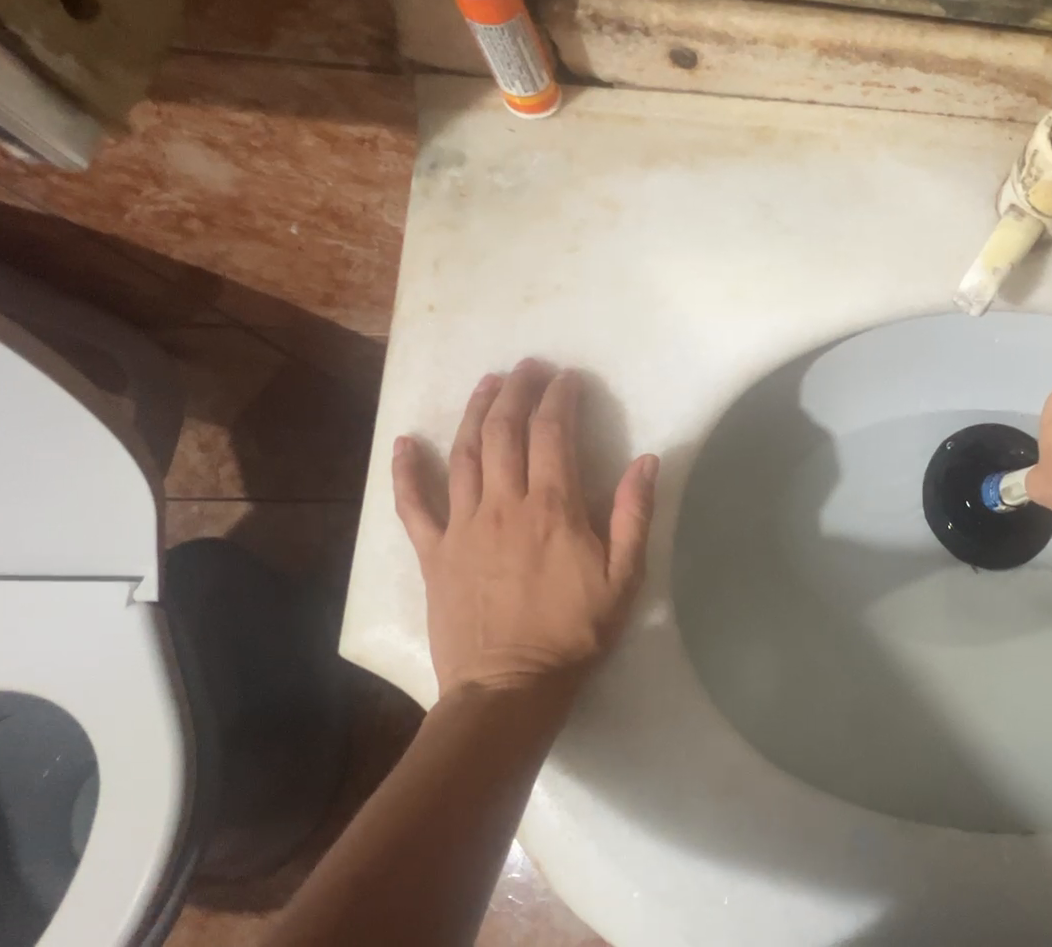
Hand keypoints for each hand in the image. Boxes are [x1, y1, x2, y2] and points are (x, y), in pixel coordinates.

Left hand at [392, 359, 658, 700]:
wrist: (510, 685)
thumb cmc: (575, 631)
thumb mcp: (624, 576)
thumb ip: (633, 515)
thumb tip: (646, 461)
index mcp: (552, 508)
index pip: (554, 434)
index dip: (560, 398)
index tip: (568, 377)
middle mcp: (503, 504)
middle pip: (506, 432)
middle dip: (518, 391)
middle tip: (528, 366)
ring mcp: (461, 526)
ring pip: (464, 454)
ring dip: (476, 413)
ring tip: (488, 383)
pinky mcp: (433, 552)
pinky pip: (413, 504)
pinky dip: (406, 470)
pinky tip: (405, 442)